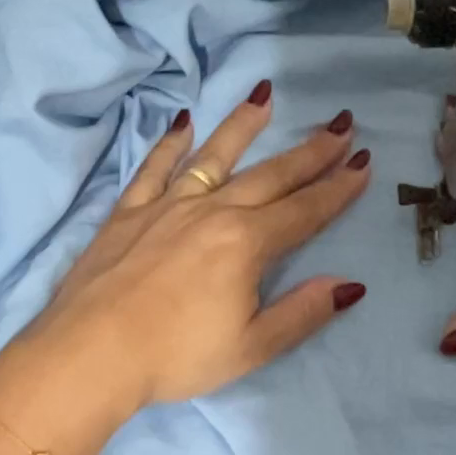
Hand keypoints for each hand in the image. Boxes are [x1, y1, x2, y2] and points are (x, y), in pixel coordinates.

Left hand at [13, 81, 372, 413]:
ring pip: (214, 157)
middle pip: (270, 176)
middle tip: (341, 125)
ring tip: (266, 96)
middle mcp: (211, 212)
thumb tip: (349, 286)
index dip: (337, 190)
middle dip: (310, 153)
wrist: (91, 353)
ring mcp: (166, 207)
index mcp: (246, 245)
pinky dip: (170, 144)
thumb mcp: (251, 347)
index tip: (363, 164)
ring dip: (244, 126)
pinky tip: (183, 123)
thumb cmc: (176, 357)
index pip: (304, 212)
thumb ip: (302, 313)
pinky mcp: (127, 213)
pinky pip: (154, 168)